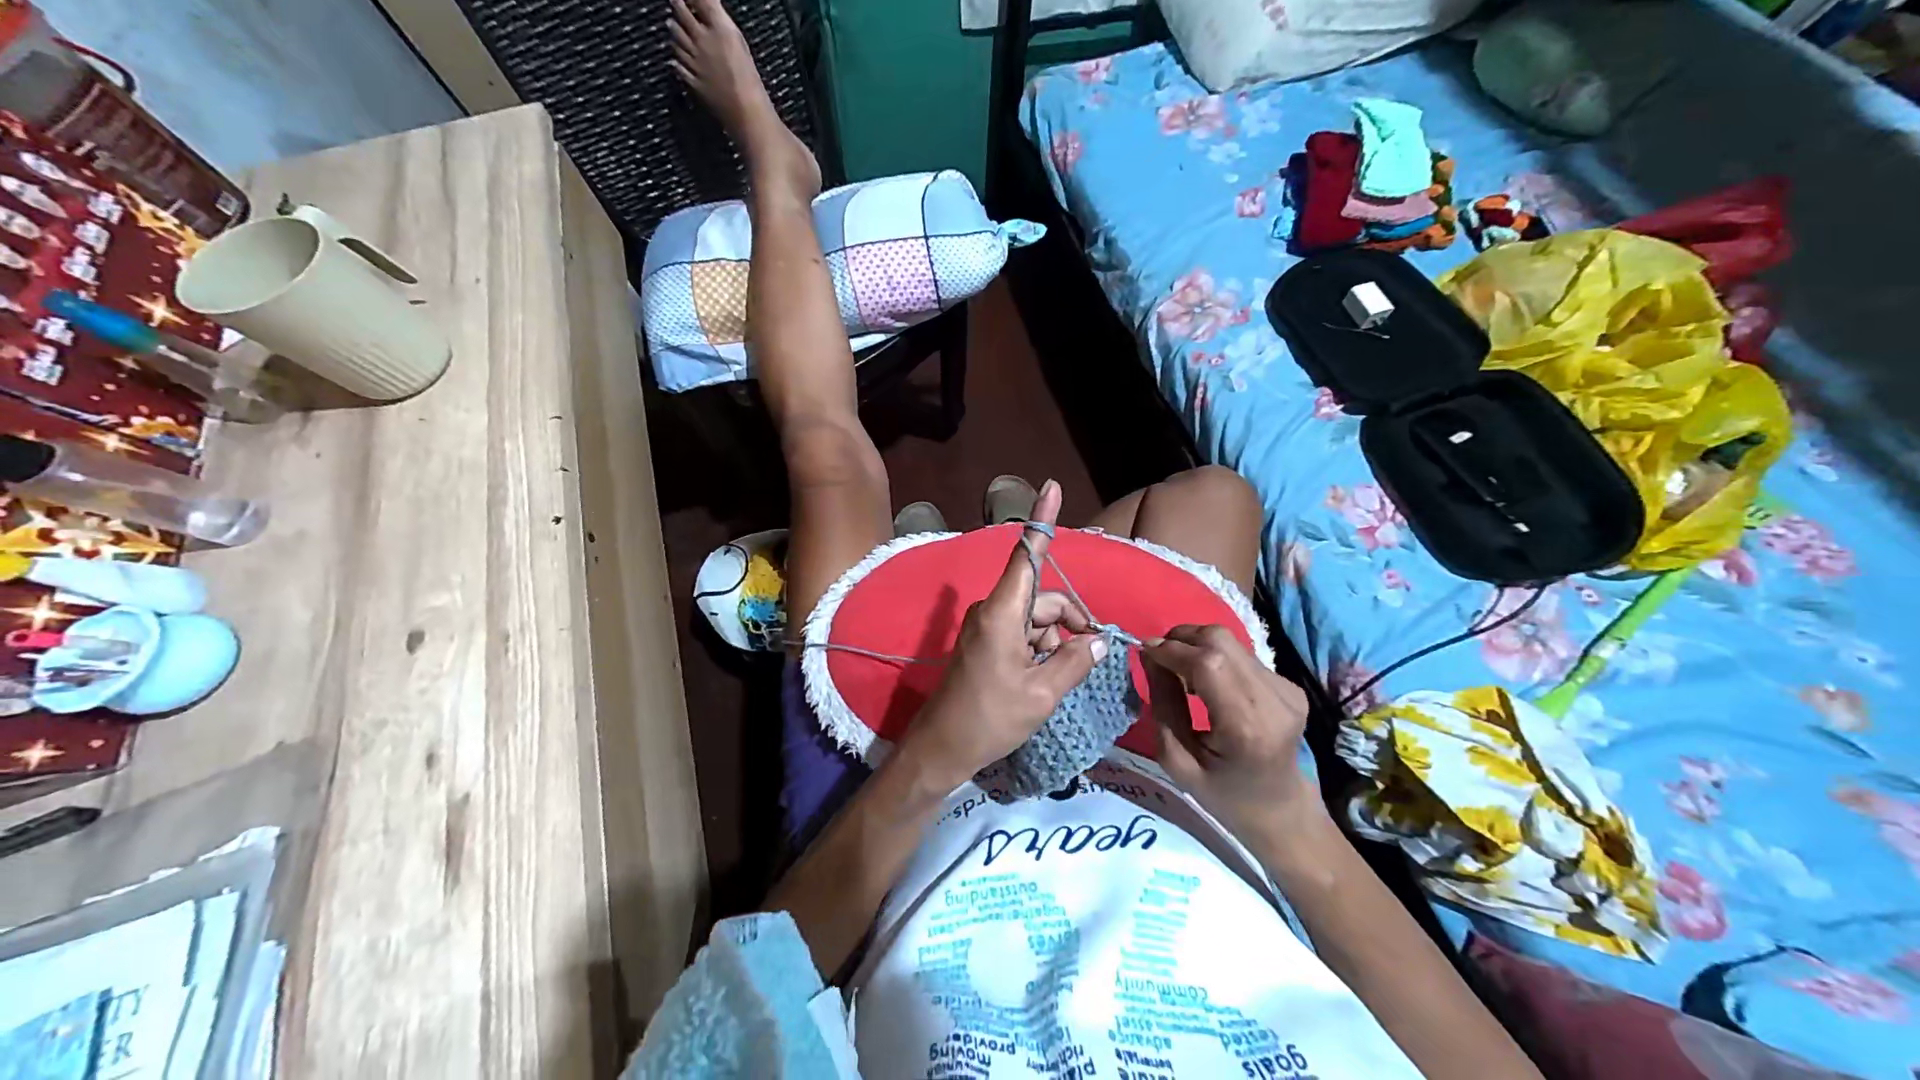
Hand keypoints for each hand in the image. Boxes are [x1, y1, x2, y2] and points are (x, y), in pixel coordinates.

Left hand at [898, 480, 1106, 791]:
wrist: (943, 747)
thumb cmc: (989, 718)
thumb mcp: (1041, 694)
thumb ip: (1073, 662)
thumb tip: (1098, 641)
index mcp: (1002, 612)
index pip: (1026, 556)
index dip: (1041, 521)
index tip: (1050, 486)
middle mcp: (993, 611)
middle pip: (1044, 598)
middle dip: (1070, 621)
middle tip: (1090, 656)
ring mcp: (988, 628)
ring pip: (1037, 619)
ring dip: (1056, 642)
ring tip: (1059, 679)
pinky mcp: (986, 645)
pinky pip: (1024, 634)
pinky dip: (1042, 650)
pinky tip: (1047, 680)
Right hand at [1142, 625, 1321, 843]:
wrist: (1279, 810)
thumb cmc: (1222, 794)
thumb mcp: (1177, 761)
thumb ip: (1163, 704)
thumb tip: (1150, 655)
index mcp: (1246, 727)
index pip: (1207, 664)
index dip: (1171, 650)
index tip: (1144, 651)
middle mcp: (1273, 700)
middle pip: (1220, 640)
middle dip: (1181, 639)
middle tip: (1159, 658)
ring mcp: (1286, 690)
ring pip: (1230, 642)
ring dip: (1197, 647)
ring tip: (1182, 674)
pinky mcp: (1290, 685)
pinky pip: (1241, 655)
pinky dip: (1215, 659)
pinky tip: (1209, 685)